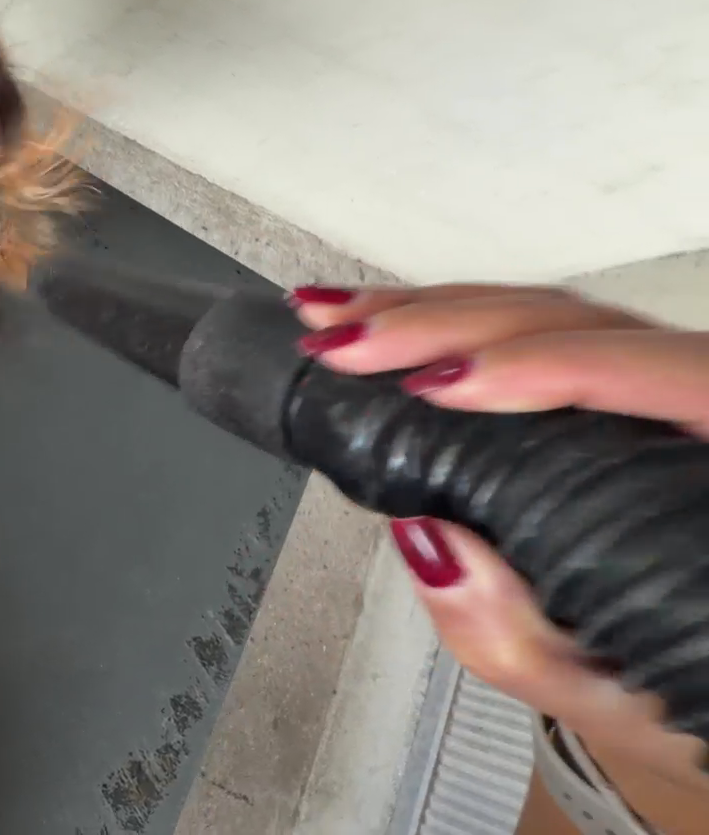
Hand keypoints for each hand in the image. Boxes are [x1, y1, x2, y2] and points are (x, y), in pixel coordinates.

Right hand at [291, 284, 708, 789]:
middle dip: (446, 326)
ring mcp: (656, 389)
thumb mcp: (599, 691)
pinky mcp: (599, 381)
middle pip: (588, 326)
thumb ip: (520, 637)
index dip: (547, 366)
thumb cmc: (663, 686)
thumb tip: (430, 543)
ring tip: (330, 322)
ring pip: (547, 311)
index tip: (431, 386)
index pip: (675, 380)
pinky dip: (433, 313)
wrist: (678, 673)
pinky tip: (365, 315)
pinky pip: (524, 322)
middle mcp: (701, 415)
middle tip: (342, 346)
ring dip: (423, 310)